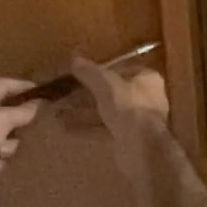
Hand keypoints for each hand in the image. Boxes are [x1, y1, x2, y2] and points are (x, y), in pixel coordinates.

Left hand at [0, 79, 40, 206]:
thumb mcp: (2, 119)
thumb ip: (22, 112)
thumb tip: (38, 104)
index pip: (4, 86)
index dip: (20, 86)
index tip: (40, 93)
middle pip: (8, 115)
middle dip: (19, 124)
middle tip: (31, 128)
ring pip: (6, 141)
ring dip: (8, 147)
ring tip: (1, 152)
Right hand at [70, 55, 170, 180]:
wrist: (142, 148)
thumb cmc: (128, 106)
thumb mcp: (105, 84)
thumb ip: (90, 72)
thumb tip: (74, 59)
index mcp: (147, 78)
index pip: (122, 69)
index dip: (101, 71)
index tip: (81, 76)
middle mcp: (146, 97)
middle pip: (112, 92)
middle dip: (87, 95)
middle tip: (64, 96)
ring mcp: (139, 120)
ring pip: (107, 112)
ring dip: (84, 112)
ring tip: (58, 114)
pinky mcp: (129, 139)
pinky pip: (105, 128)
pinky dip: (88, 127)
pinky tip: (66, 129)